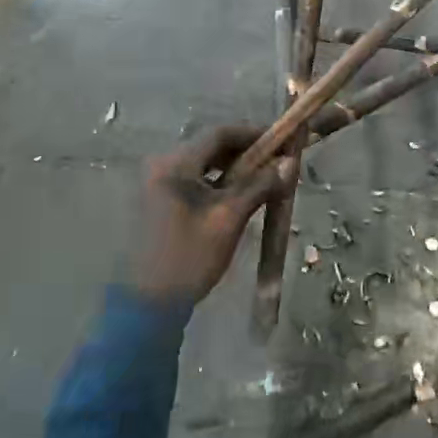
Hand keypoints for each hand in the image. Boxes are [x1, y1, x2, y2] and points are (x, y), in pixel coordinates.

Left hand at [129, 125, 295, 305]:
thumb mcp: (228, 219)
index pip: (218, 133)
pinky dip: (217, 181)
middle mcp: (162, 163)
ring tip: (262, 177)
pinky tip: (237, 193)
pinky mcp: (159, 197)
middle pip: (209, 145)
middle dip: (244, 150)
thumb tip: (288, 162)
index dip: (251, 133)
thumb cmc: (190, 258)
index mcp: (174, 163)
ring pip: (202, 162)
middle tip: (275, 160)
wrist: (150, 304)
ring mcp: (158, 180)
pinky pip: (193, 178)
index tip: (280, 139)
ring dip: (232, 167)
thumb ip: (258, 186)